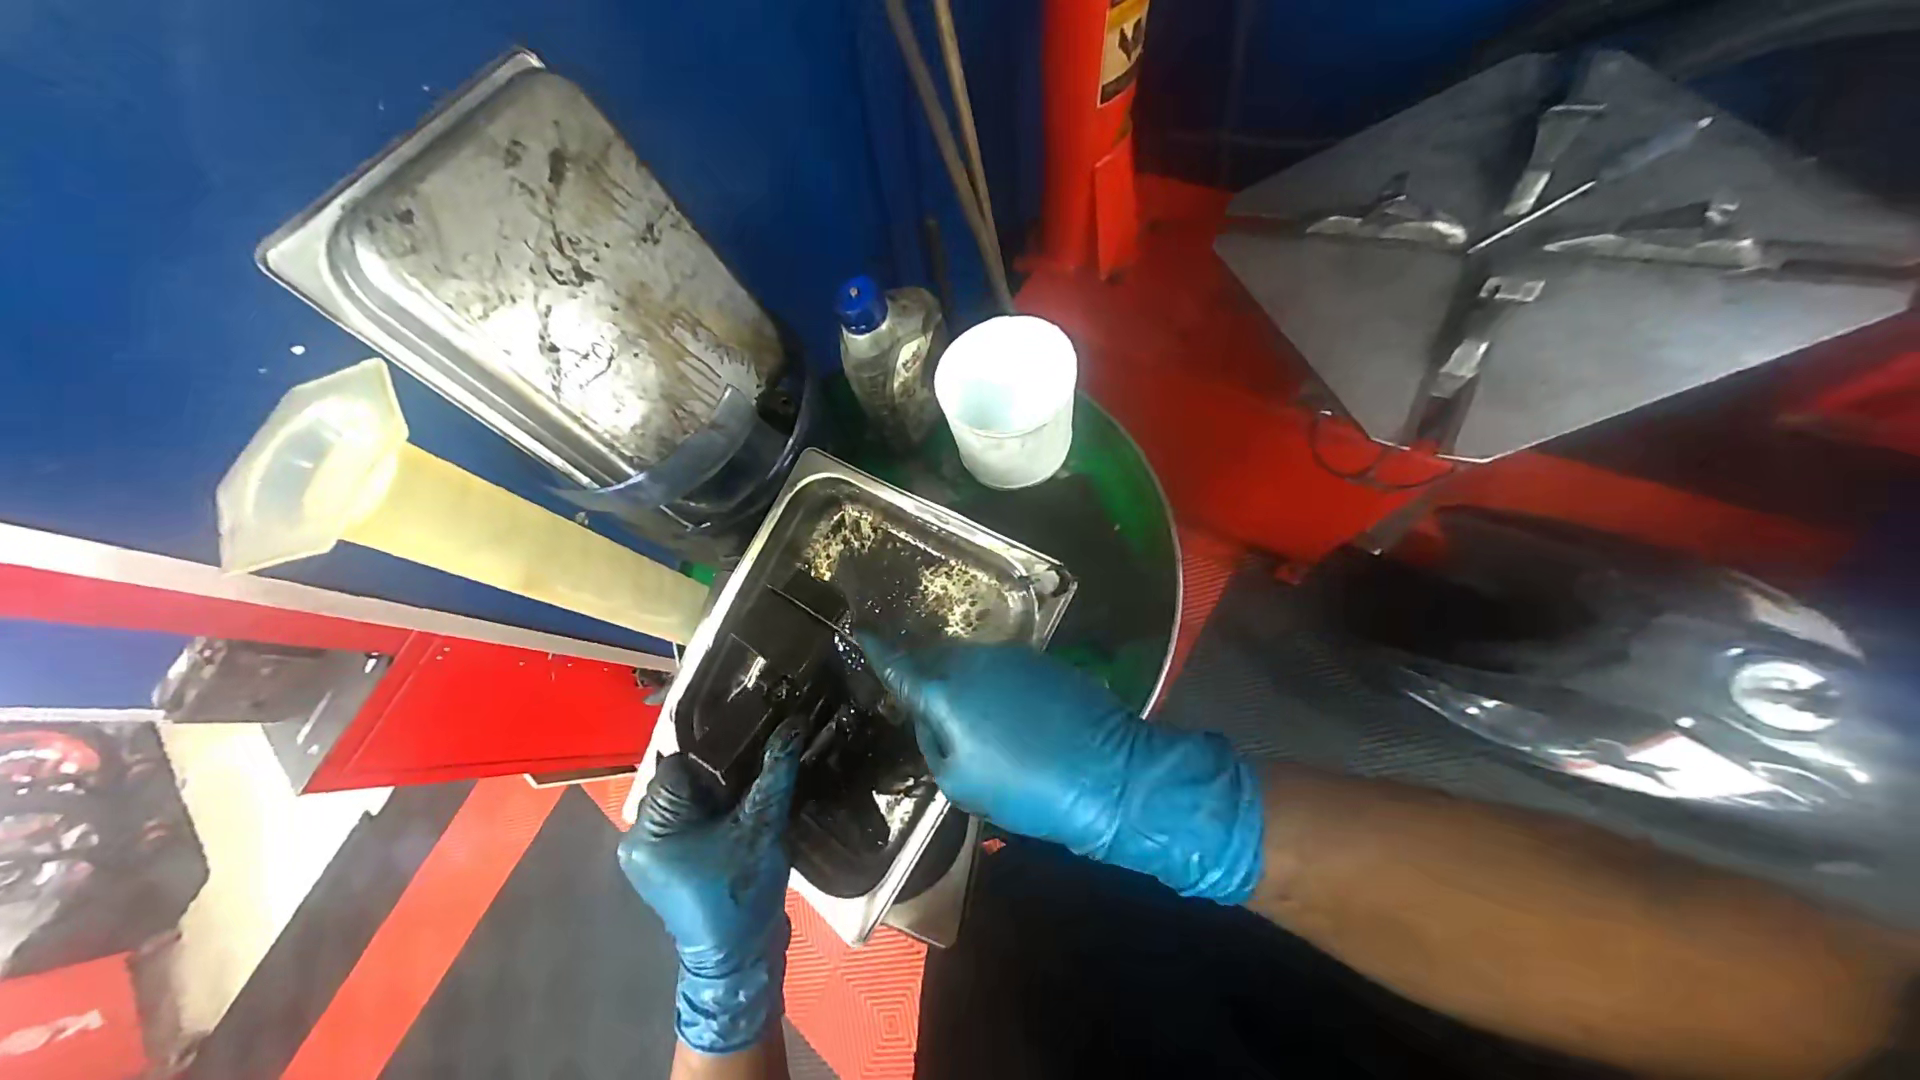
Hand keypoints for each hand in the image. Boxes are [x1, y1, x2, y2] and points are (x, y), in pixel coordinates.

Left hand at [619, 720, 802, 1054]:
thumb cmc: (743, 890)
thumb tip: (792, 724)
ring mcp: (643, 855)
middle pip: (676, 781)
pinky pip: (677, 822)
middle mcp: (635, 838)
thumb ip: (775, 771)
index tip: (746, 760)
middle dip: (712, 777)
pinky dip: (701, 815)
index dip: (715, 757)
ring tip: (742, 799)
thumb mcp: (763, 824)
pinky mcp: (657, 866)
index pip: (678, 764)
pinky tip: (729, 819)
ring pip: (679, 800)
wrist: (737, 957)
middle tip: (748, 779)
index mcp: (651, 828)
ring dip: (709, 796)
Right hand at [859, 639, 1263, 902]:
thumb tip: (930, 715)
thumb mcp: (960, 781)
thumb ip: (932, 740)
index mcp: (945, 690)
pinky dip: (989, 683)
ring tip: (966, 712)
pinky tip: (1004, 711)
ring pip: (968, 660)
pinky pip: (999, 666)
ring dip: (958, 678)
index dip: (875, 647)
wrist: (1112, 774)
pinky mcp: (1041, 661)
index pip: (898, 663)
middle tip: (918, 697)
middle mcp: (973, 661)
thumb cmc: (1027, 788)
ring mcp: (1011, 656)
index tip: (859, 630)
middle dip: (921, 670)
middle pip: (933, 656)